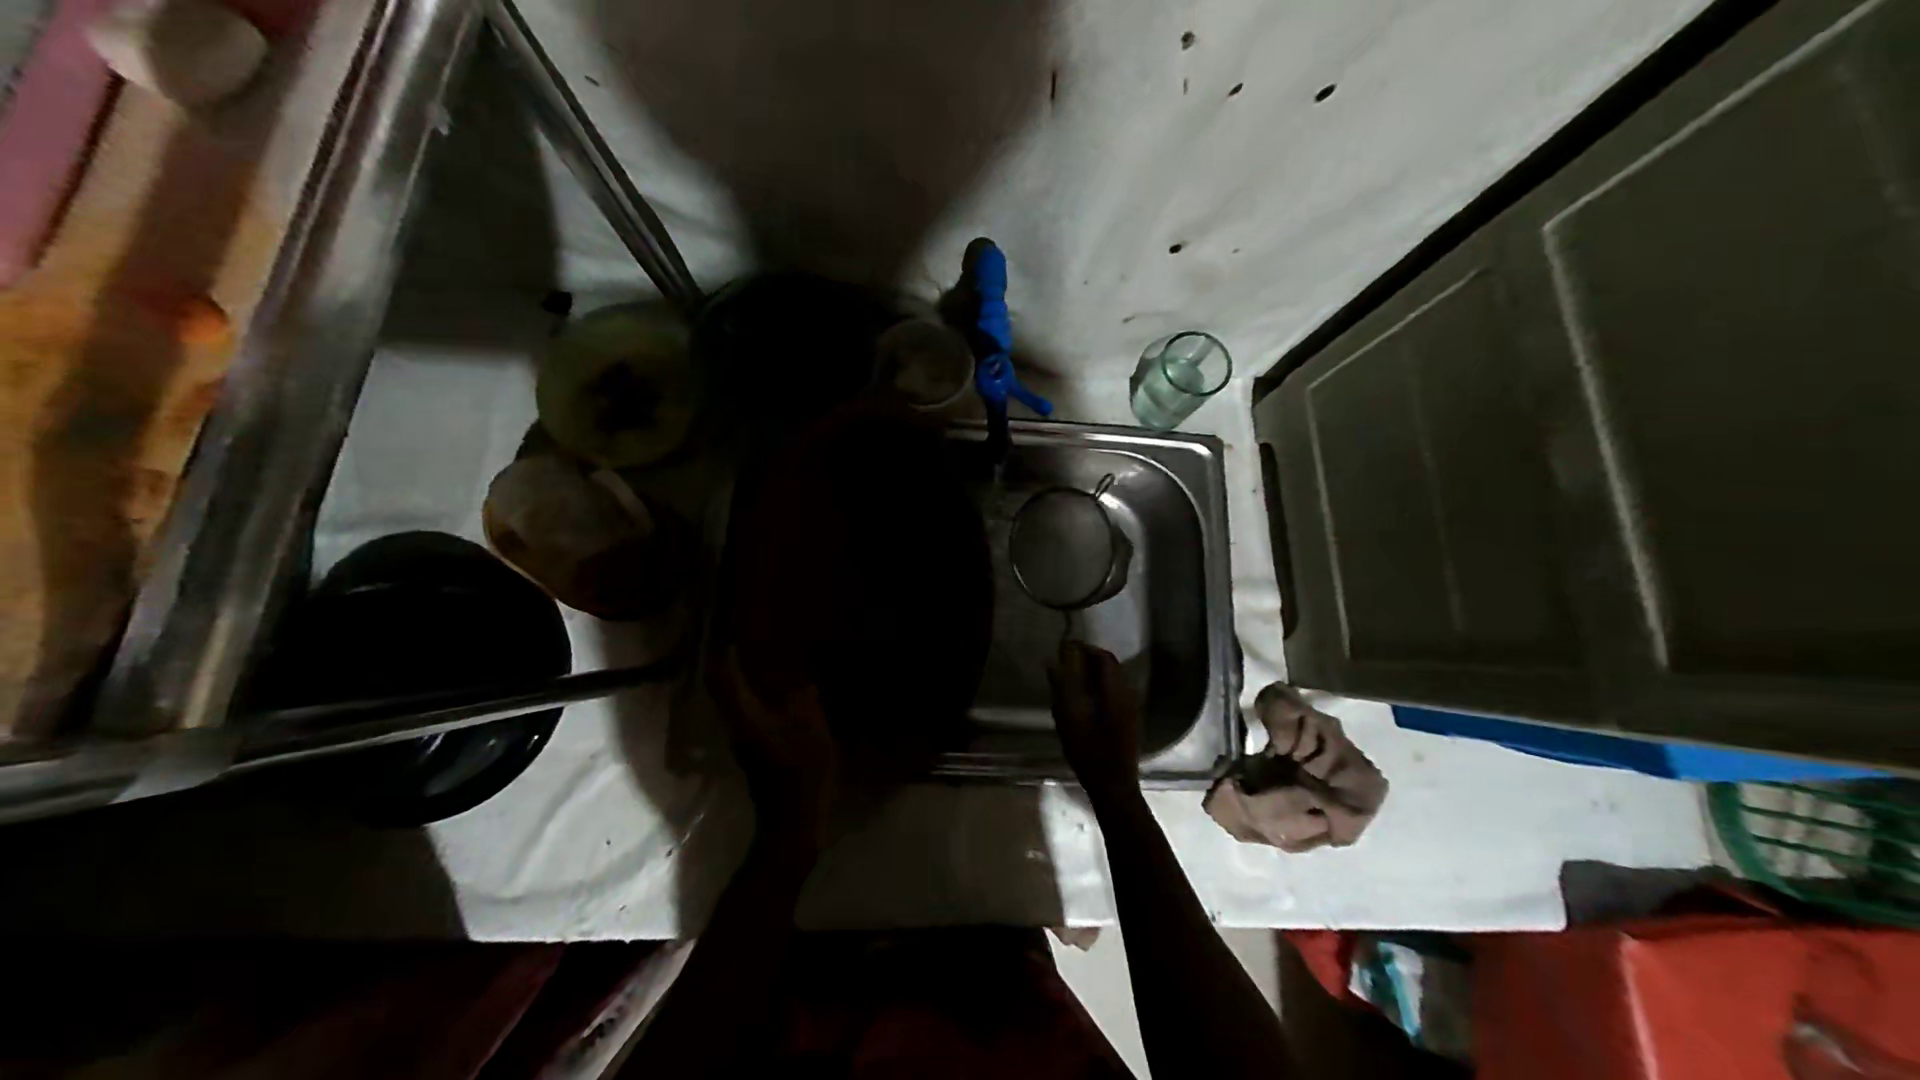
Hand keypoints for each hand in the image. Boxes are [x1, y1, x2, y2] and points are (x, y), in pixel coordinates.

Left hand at [711, 650, 837, 856]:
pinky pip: (750, 718)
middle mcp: (737, 729)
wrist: (791, 825)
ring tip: (767, 666)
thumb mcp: (813, 736)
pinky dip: (759, 703)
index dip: (724, 658)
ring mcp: (744, 744)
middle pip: (726, 692)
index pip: (724, 682)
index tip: (730, 637)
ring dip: (746, 686)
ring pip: (737, 706)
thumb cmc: (800, 777)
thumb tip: (804, 684)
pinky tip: (781, 699)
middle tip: (749, 646)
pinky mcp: (753, 754)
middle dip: (734, 668)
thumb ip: (806, 706)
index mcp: (747, 720)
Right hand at [1048, 641, 1140, 804]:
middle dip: (1090, 659)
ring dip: (1095, 673)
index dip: (1086, 649)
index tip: (1067, 647)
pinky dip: (1100, 685)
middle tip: (1067, 661)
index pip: (1104, 659)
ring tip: (1072, 677)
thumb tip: (1053, 664)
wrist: (1114, 787)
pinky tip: (1084, 697)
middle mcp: (1127, 697)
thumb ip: (1062, 690)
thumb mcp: (1070, 721)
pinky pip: (1115, 691)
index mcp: (1115, 694)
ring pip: (1114, 679)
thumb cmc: (1090, 755)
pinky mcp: (1128, 720)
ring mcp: (1130, 709)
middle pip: (1111, 667)